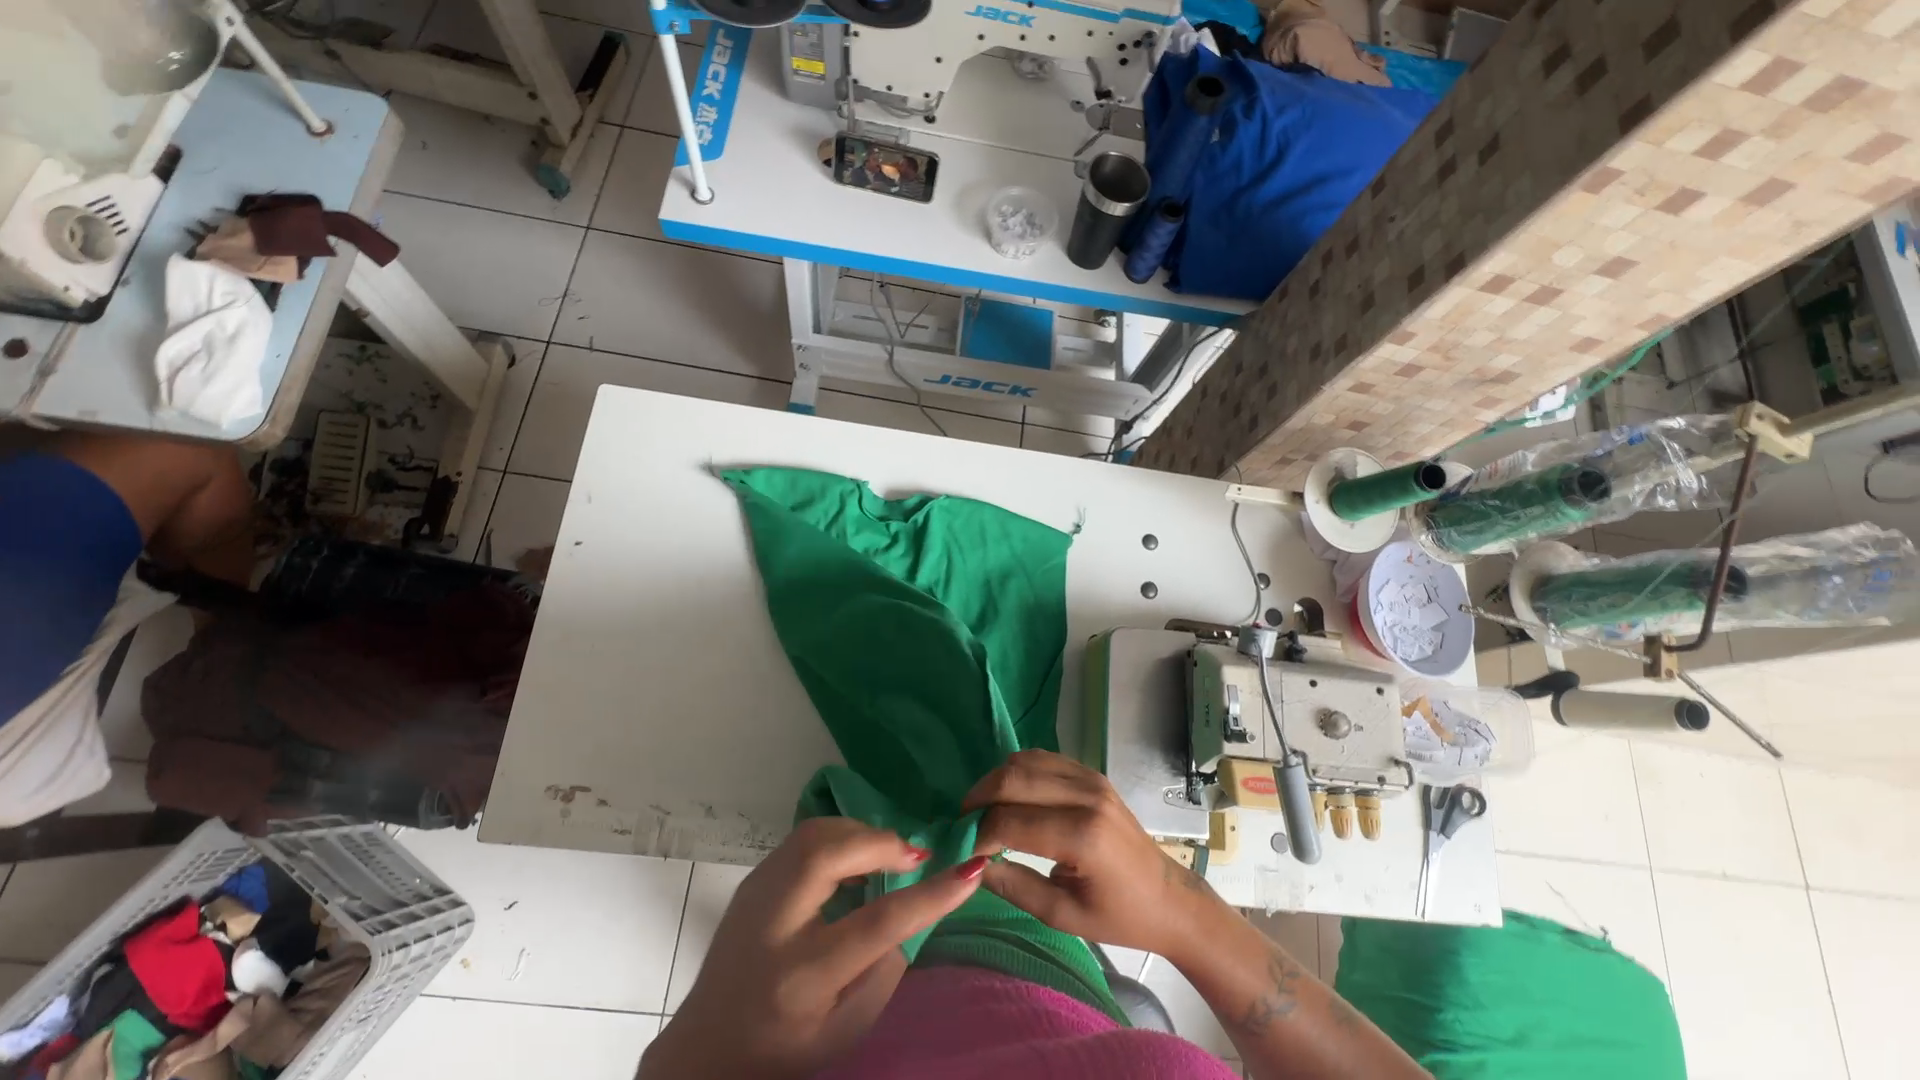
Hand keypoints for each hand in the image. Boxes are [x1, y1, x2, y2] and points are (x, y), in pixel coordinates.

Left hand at [641, 818, 986, 1079]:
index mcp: (802, 976)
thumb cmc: (786, 1046)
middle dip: (882, 841)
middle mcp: (772, 925)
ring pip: (813, 834)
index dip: (929, 894)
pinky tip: (858, 860)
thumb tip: (910, 906)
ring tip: (891, 856)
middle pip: (828, 853)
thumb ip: (885, 968)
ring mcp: (755, 894)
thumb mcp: (847, 1028)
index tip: (970, 870)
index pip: (876, 923)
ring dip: (861, 834)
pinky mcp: (751, 879)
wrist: (707, 1046)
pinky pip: (802, 839)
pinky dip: (840, 838)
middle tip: (916, 855)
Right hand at [963, 749, 1227, 964]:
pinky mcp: (1093, 774)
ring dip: (996, 782)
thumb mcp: (1063, 915)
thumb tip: (970, 866)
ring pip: (1025, 761)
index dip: (979, 836)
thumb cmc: (1120, 917)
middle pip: (1012, 779)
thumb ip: (1014, 886)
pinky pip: (1043, 759)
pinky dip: (1018, 773)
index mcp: (1082, 836)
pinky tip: (1011, 799)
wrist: (1169, 900)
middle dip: (979, 800)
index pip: (1009, 822)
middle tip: (964, 825)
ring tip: (983, 811)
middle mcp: (1086, 797)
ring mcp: (1092, 780)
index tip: (966, 855)